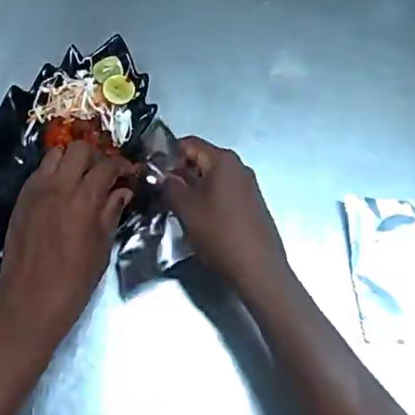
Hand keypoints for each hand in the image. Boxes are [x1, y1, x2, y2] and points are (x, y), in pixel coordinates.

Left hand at [0, 141, 133, 342]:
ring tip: (81, 178)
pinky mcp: (21, 197)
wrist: (28, 305)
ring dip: (72, 160)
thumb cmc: (72, 284)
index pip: (107, 165)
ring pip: (57, 153)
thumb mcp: (101, 250)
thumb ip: (111, 213)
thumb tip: (122, 192)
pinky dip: (54, 171)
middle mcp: (59, 185)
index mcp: (84, 199)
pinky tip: (61, 191)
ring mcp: (36, 189)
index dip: (122, 165)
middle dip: (96, 157)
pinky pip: (40, 170)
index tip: (129, 172)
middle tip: (104, 175)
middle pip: (80, 148)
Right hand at [162, 137, 291, 296]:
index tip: (155, 173)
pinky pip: (225, 192)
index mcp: (223, 159)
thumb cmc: (220, 234)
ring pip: (212, 178)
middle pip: (201, 159)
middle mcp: (238, 166)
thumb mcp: (186, 209)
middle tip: (165, 194)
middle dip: (181, 175)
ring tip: (182, 211)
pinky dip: (210, 200)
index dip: (168, 155)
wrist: (259, 271)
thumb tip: (162, 175)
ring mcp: (249, 185)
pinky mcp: (253, 204)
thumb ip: (169, 186)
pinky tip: (204, 222)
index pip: (188, 143)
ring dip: (195, 190)